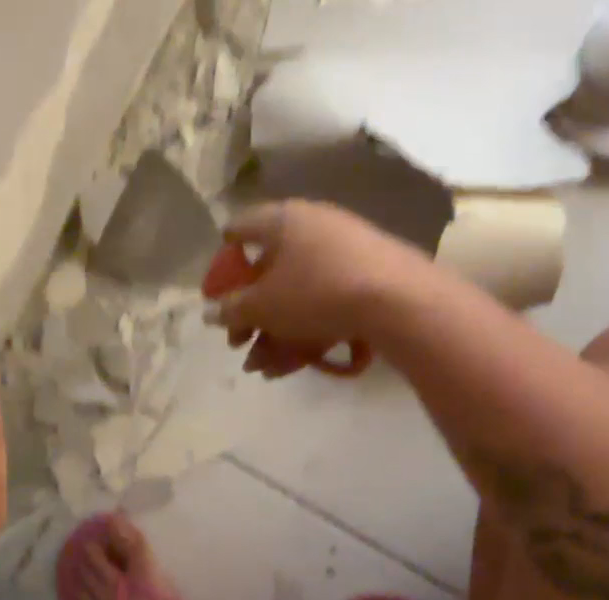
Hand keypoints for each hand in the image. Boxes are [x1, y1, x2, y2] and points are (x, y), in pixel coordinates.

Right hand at [205, 200, 429, 377]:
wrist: (397, 299)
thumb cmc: (315, 293)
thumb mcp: (262, 306)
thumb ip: (231, 310)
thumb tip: (211, 312)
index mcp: (282, 220)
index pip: (239, 229)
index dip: (221, 261)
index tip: (215, 293)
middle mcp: (311, 227)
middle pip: (267, 270)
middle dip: (249, 313)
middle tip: (238, 344)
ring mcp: (342, 251)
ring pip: (294, 293)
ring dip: (273, 332)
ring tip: (263, 368)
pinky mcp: (364, 276)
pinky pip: (322, 302)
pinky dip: (303, 330)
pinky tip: (293, 364)